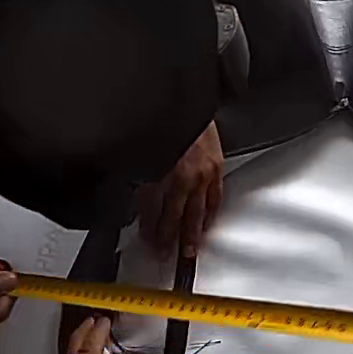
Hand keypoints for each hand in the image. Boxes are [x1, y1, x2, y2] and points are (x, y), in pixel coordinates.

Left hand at [137, 121, 223, 258]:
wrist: (184, 97)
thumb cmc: (161, 119)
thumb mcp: (138, 150)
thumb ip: (137, 178)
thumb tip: (135, 201)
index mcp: (161, 172)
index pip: (154, 211)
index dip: (151, 230)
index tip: (149, 243)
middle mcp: (184, 176)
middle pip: (177, 216)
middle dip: (172, 238)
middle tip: (169, 256)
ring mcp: (203, 172)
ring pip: (199, 210)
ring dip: (194, 231)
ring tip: (191, 249)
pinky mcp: (217, 165)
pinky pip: (216, 195)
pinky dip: (212, 211)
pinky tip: (209, 219)